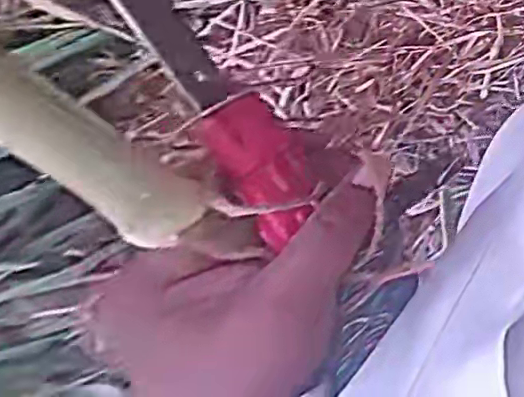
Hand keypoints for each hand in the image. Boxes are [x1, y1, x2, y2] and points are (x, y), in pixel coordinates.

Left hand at [85, 167, 378, 396]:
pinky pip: (279, 235)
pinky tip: (342, 227)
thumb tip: (369, 171)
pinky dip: (316, 226)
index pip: (210, 179)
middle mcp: (171, 262)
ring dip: (319, 203)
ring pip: (269, 211)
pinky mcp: (236, 284)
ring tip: (356, 204)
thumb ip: (330, 229)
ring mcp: (203, 274)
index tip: (322, 148)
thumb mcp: (288, 301)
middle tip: (354, 177)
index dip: (268, 156)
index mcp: (154, 265)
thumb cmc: (242, 384)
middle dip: (306, 180)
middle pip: (246, 190)